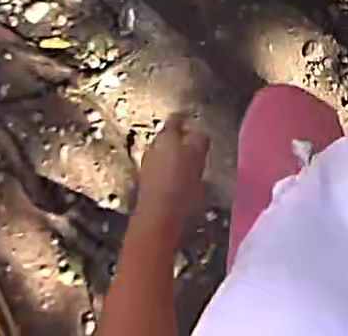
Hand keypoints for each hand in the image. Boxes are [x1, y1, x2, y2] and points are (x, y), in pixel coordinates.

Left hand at [132, 114, 210, 234]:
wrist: (157, 225)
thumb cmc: (181, 187)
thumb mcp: (197, 158)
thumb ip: (199, 141)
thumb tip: (200, 132)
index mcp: (166, 137)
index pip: (176, 121)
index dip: (187, 122)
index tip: (198, 125)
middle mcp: (153, 148)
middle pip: (169, 139)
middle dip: (182, 142)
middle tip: (199, 148)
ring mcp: (147, 169)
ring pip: (165, 157)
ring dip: (177, 160)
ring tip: (194, 169)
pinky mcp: (147, 189)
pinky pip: (163, 174)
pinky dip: (172, 176)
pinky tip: (183, 186)